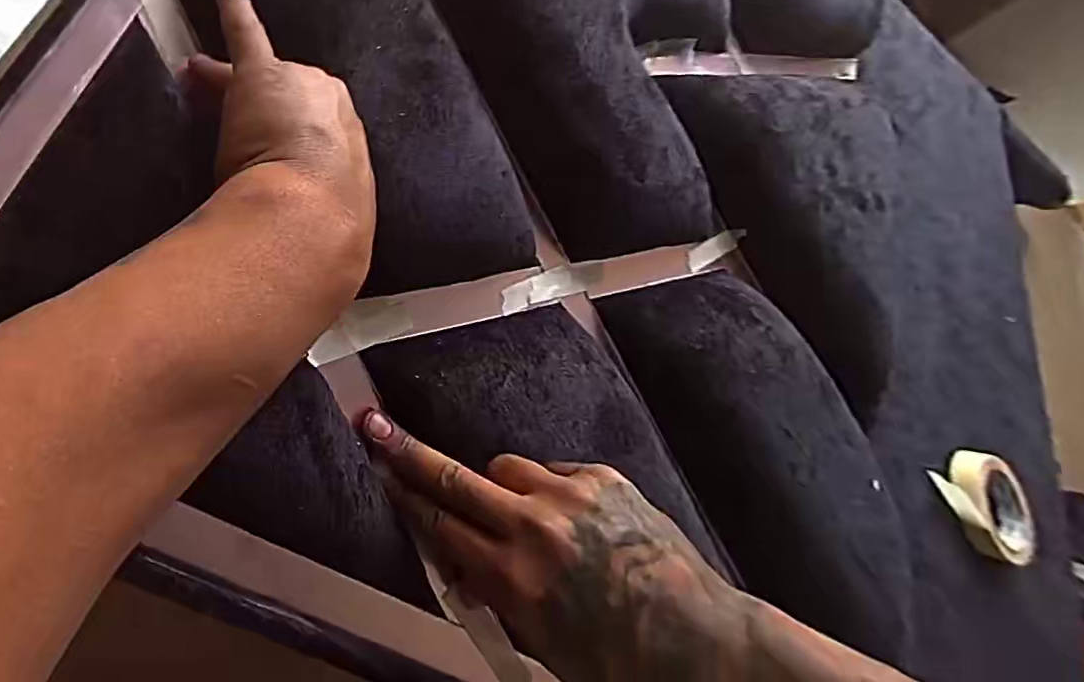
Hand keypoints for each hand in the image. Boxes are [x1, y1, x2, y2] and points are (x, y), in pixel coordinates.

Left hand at [186, 0, 375, 253]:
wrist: (314, 215)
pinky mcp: (261, 73)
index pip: (314, 127)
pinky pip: (248, 34)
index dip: (288, 134)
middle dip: (264, 104)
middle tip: (236, 114)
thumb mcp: (332, 214)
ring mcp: (297, 86)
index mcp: (347, 139)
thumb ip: (322, 210)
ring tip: (199, 70)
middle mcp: (331, 104)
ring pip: (262, 79)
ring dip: (230, 81)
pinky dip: (236, 9)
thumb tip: (322, 249)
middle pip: (291, 96)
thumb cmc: (326, 223)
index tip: (274, 143)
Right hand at [360, 409, 750, 681]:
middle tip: (378, 425)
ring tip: (523, 515)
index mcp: (516, 579)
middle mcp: (534, 527)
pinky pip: (555, 471)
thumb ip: (498, 596)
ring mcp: (568, 494)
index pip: (442, 526)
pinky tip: (575, 520)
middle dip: (410, 453)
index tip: (379, 469)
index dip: (404, 497)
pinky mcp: (601, 477)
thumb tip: (463, 564)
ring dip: (499, 485)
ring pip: (506, 466)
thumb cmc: (620, 660)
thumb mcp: (543, 643)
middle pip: (455, 478)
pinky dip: (551, 489)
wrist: (705, 642)